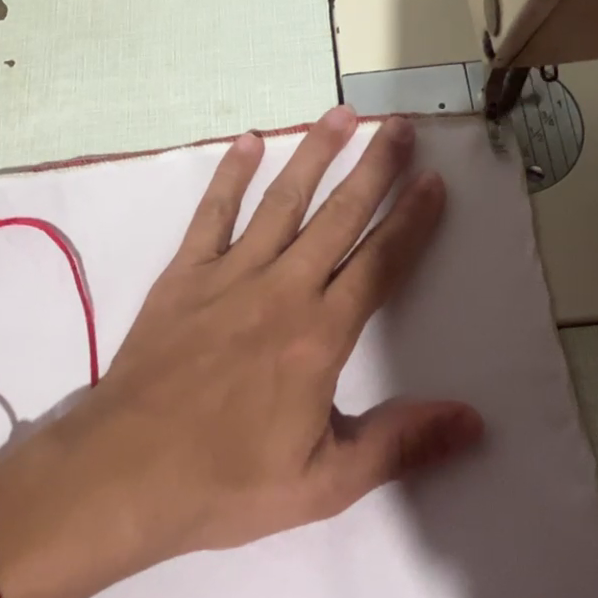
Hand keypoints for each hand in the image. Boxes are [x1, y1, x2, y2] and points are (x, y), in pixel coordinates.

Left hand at [0, 106, 485, 597]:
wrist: (123, 474)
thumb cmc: (228, 482)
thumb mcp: (326, 482)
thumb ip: (400, 443)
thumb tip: (475, 420)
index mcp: (320, 336)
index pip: (380, 264)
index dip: (411, 220)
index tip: (433, 181)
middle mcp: (281, 290)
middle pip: (338, 217)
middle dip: (374, 168)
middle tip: (399, 125)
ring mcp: (228, 276)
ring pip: (282, 202)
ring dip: (313, 155)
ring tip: (341, 115)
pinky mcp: (183, 277)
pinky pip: (211, 215)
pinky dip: (229, 177)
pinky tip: (246, 143)